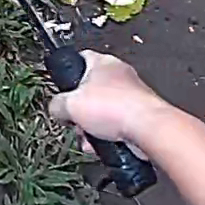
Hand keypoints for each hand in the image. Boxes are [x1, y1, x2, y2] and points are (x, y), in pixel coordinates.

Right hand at [46, 51, 173, 150]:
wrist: (148, 129)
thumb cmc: (116, 108)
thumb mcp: (70, 105)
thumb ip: (57, 105)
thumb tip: (56, 108)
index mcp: (103, 63)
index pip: (81, 58)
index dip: (69, 73)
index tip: (63, 86)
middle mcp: (119, 75)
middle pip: (90, 90)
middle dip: (80, 111)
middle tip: (76, 120)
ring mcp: (132, 95)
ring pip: (104, 110)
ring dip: (93, 127)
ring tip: (90, 138)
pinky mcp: (140, 114)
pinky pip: (118, 124)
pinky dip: (108, 136)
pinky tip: (104, 146)